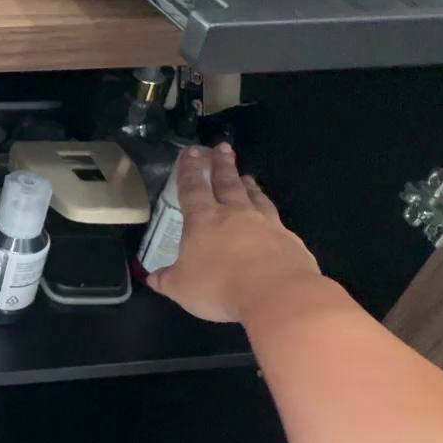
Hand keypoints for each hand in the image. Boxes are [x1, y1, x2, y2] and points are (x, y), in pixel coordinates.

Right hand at [147, 143, 322, 323]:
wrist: (278, 294)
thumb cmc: (219, 286)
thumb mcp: (180, 287)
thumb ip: (166, 279)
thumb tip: (153, 277)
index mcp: (203, 220)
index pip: (192, 188)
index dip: (188, 170)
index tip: (190, 152)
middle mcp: (234, 214)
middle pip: (226, 183)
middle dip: (221, 165)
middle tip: (222, 148)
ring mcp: (265, 224)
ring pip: (254, 197)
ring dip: (249, 185)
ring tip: (246, 176)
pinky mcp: (288, 240)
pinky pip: (275, 219)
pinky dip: (268, 211)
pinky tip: (270, 216)